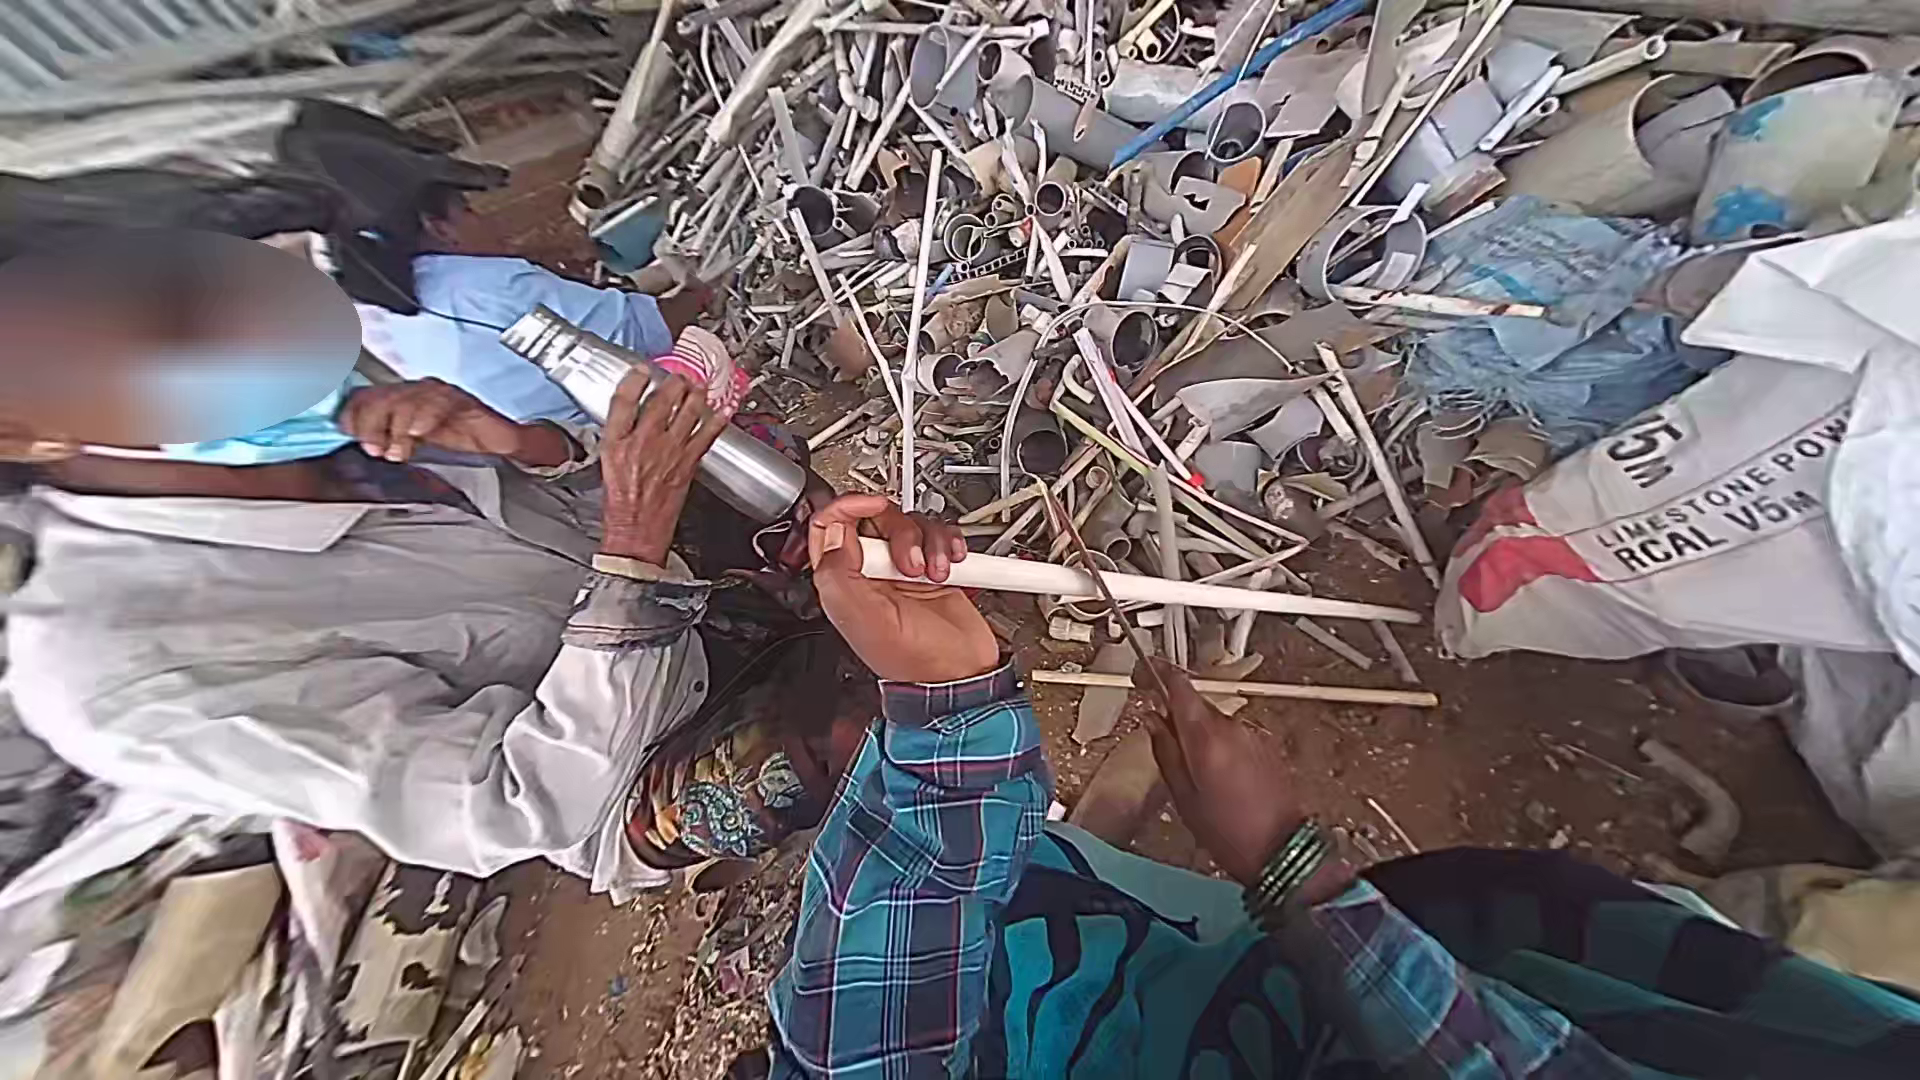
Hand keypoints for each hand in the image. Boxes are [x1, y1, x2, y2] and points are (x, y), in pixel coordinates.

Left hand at [337, 378, 569, 465]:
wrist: (506, 448)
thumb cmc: (465, 447)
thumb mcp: (419, 444)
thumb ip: (391, 439)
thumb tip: (363, 444)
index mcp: (404, 398)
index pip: (365, 396)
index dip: (352, 415)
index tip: (351, 438)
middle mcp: (419, 390)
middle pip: (380, 397)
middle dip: (370, 425)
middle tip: (374, 450)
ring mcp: (441, 393)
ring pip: (404, 401)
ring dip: (395, 430)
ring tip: (399, 452)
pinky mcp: (461, 400)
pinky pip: (436, 403)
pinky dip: (423, 418)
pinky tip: (418, 434)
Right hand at [600, 372, 724, 564]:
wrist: (637, 528)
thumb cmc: (622, 500)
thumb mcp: (608, 462)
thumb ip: (620, 437)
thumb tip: (633, 419)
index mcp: (617, 441)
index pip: (623, 402)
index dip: (634, 381)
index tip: (642, 370)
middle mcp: (643, 442)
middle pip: (661, 402)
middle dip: (673, 384)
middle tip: (680, 376)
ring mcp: (669, 451)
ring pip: (686, 414)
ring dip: (695, 396)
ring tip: (699, 386)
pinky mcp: (688, 463)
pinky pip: (706, 436)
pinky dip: (717, 422)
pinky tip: (723, 411)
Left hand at [808, 494, 996, 683]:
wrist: (961, 673)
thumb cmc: (915, 661)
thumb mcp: (868, 622)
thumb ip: (840, 576)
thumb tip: (833, 534)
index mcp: (844, 581)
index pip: (830, 525)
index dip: (849, 507)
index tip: (874, 506)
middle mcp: (872, 570)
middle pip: (878, 518)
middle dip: (901, 533)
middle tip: (910, 564)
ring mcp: (904, 567)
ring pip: (912, 522)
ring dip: (931, 543)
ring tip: (934, 573)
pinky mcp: (933, 565)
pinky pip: (940, 533)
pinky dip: (950, 543)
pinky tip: (951, 565)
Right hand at [1131, 657, 1314, 886]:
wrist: (1284, 854)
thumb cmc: (1228, 831)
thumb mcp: (1182, 794)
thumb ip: (1164, 749)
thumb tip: (1152, 719)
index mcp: (1205, 736)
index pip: (1178, 684)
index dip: (1155, 672)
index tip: (1141, 674)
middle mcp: (1231, 727)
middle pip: (1194, 701)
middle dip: (1173, 710)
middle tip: (1159, 734)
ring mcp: (1251, 735)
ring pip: (1211, 718)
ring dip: (1195, 730)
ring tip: (1190, 767)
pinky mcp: (1264, 746)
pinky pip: (1230, 732)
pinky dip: (1215, 741)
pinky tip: (1214, 773)